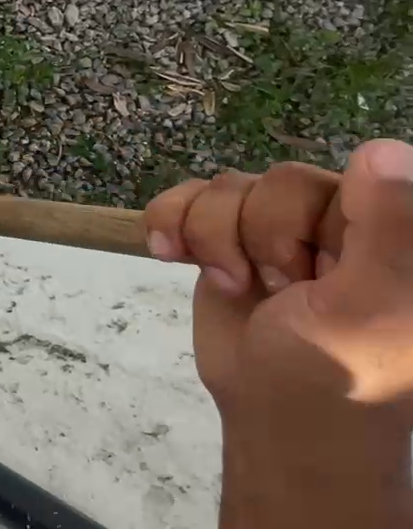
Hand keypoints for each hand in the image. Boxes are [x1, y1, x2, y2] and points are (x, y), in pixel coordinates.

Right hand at [143, 139, 412, 428]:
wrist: (270, 409)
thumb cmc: (338, 368)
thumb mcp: (371, 303)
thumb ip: (386, 227)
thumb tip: (382, 148)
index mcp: (389, 237)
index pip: (342, 179)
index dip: (308, 221)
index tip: (319, 272)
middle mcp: (338, 224)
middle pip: (271, 181)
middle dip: (253, 235)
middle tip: (278, 287)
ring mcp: (275, 229)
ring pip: (222, 188)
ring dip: (210, 238)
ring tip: (233, 284)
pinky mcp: (222, 237)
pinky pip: (181, 198)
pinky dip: (168, 225)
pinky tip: (171, 256)